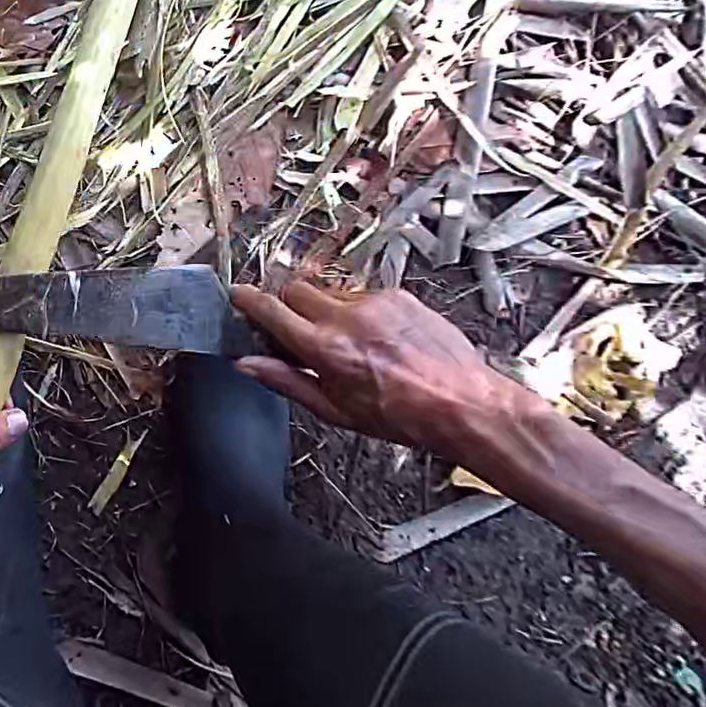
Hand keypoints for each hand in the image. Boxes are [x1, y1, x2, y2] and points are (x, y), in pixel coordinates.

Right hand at [230, 281, 551, 464]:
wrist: (468, 406)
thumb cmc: (403, 417)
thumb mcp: (334, 410)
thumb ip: (284, 381)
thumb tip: (246, 365)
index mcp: (324, 349)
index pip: (270, 310)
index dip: (247, 300)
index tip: (237, 294)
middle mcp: (345, 318)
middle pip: (294, 289)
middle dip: (289, 305)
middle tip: (299, 328)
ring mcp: (373, 302)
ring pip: (327, 291)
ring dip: (325, 309)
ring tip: (349, 339)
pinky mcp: (398, 295)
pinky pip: (360, 293)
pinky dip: (358, 310)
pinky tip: (376, 335)